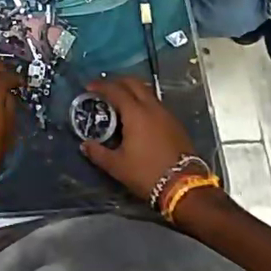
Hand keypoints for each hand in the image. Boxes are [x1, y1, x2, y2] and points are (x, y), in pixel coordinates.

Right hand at [79, 77, 217, 204]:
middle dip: (117, 82)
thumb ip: (98, 153)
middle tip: (104, 89)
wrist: (185, 188)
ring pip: (147, 92)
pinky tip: (138, 117)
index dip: (100, 86)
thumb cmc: (147, 173)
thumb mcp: (117, 166)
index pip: (115, 90)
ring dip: (132, 91)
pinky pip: (155, 103)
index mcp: (136, 113)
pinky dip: (143, 102)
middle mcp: (152, 108)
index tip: (89, 87)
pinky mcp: (176, 124)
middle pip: (133, 83)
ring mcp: (166, 115)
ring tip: (120, 102)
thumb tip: (85, 145)